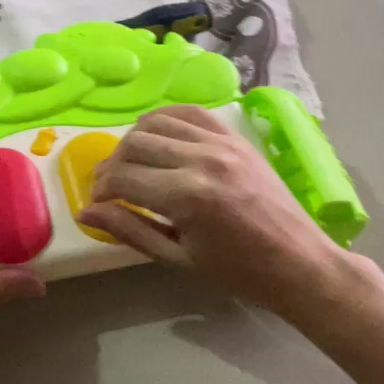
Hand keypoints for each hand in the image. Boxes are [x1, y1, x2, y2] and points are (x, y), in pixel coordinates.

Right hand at [79, 105, 345, 313]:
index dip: (101, 190)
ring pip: (156, 122)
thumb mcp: (177, 258)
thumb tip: (86, 212)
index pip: (122, 178)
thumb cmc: (237, 271)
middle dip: (111, 165)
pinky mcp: (234, 136)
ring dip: (133, 140)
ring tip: (131, 163)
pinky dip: (164, 119)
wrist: (297, 260)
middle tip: (109, 187)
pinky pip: (190, 112)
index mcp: (186, 196)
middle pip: (133, 145)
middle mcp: (201, 159)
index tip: (97, 204)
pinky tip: (156, 136)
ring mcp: (221, 143)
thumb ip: (130, 229)